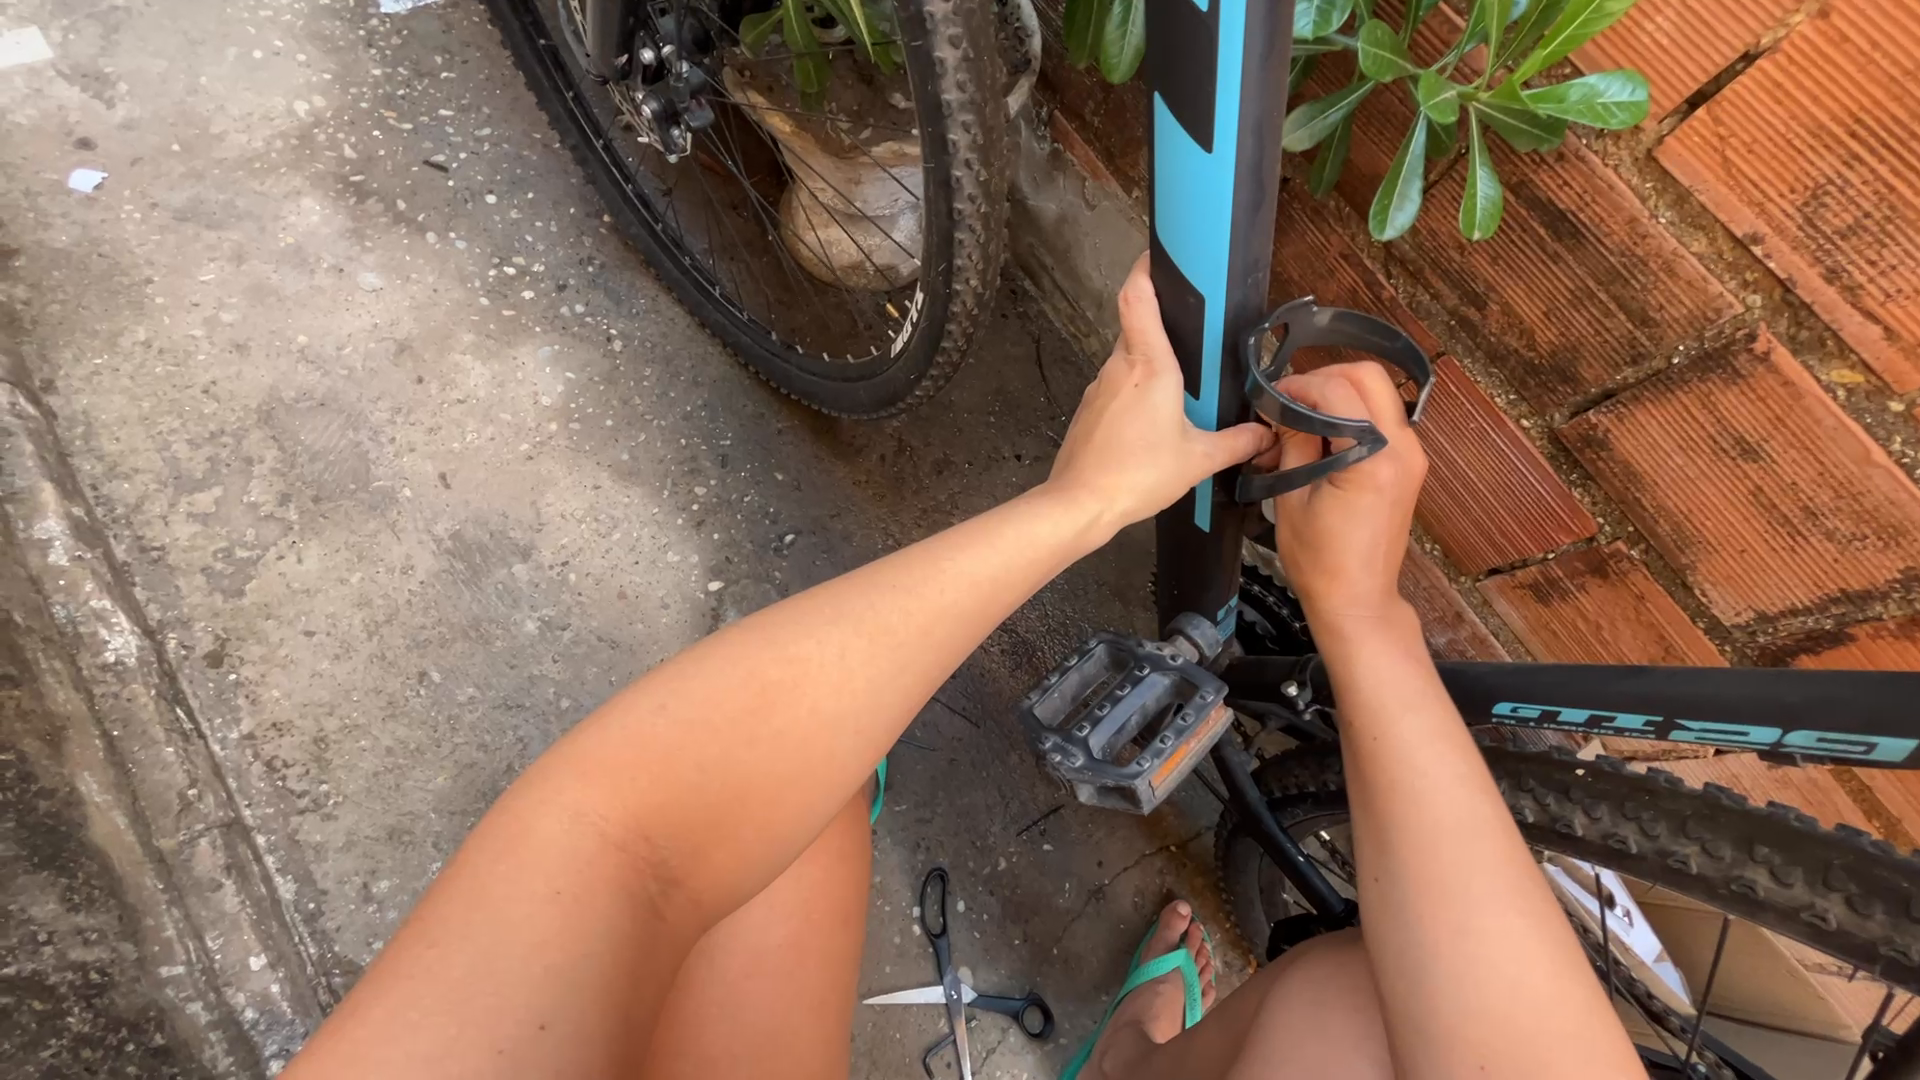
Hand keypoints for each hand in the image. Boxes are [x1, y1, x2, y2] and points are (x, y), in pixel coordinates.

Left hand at [1046, 254, 1275, 537]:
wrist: (1080, 504)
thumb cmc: (1137, 474)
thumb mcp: (1199, 459)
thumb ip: (1237, 442)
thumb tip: (1264, 435)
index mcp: (1149, 365)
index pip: (1138, 297)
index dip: (1146, 269)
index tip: (1159, 256)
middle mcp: (1118, 367)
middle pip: (1138, 328)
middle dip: (1164, 329)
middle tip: (1194, 340)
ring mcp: (1098, 388)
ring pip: (1127, 361)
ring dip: (1151, 367)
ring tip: (1180, 392)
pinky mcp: (1088, 410)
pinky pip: (1115, 388)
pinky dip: (1134, 393)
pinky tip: (1151, 422)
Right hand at [1264, 362, 1427, 626]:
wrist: (1356, 598)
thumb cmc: (1318, 558)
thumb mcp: (1292, 496)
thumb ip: (1293, 442)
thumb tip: (1281, 406)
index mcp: (1373, 458)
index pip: (1337, 391)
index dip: (1297, 386)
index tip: (1268, 398)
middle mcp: (1403, 448)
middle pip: (1368, 377)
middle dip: (1322, 378)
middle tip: (1286, 401)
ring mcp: (1411, 455)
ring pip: (1376, 394)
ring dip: (1334, 396)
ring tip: (1297, 424)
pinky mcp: (1407, 465)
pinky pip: (1379, 420)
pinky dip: (1347, 416)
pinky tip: (1317, 440)